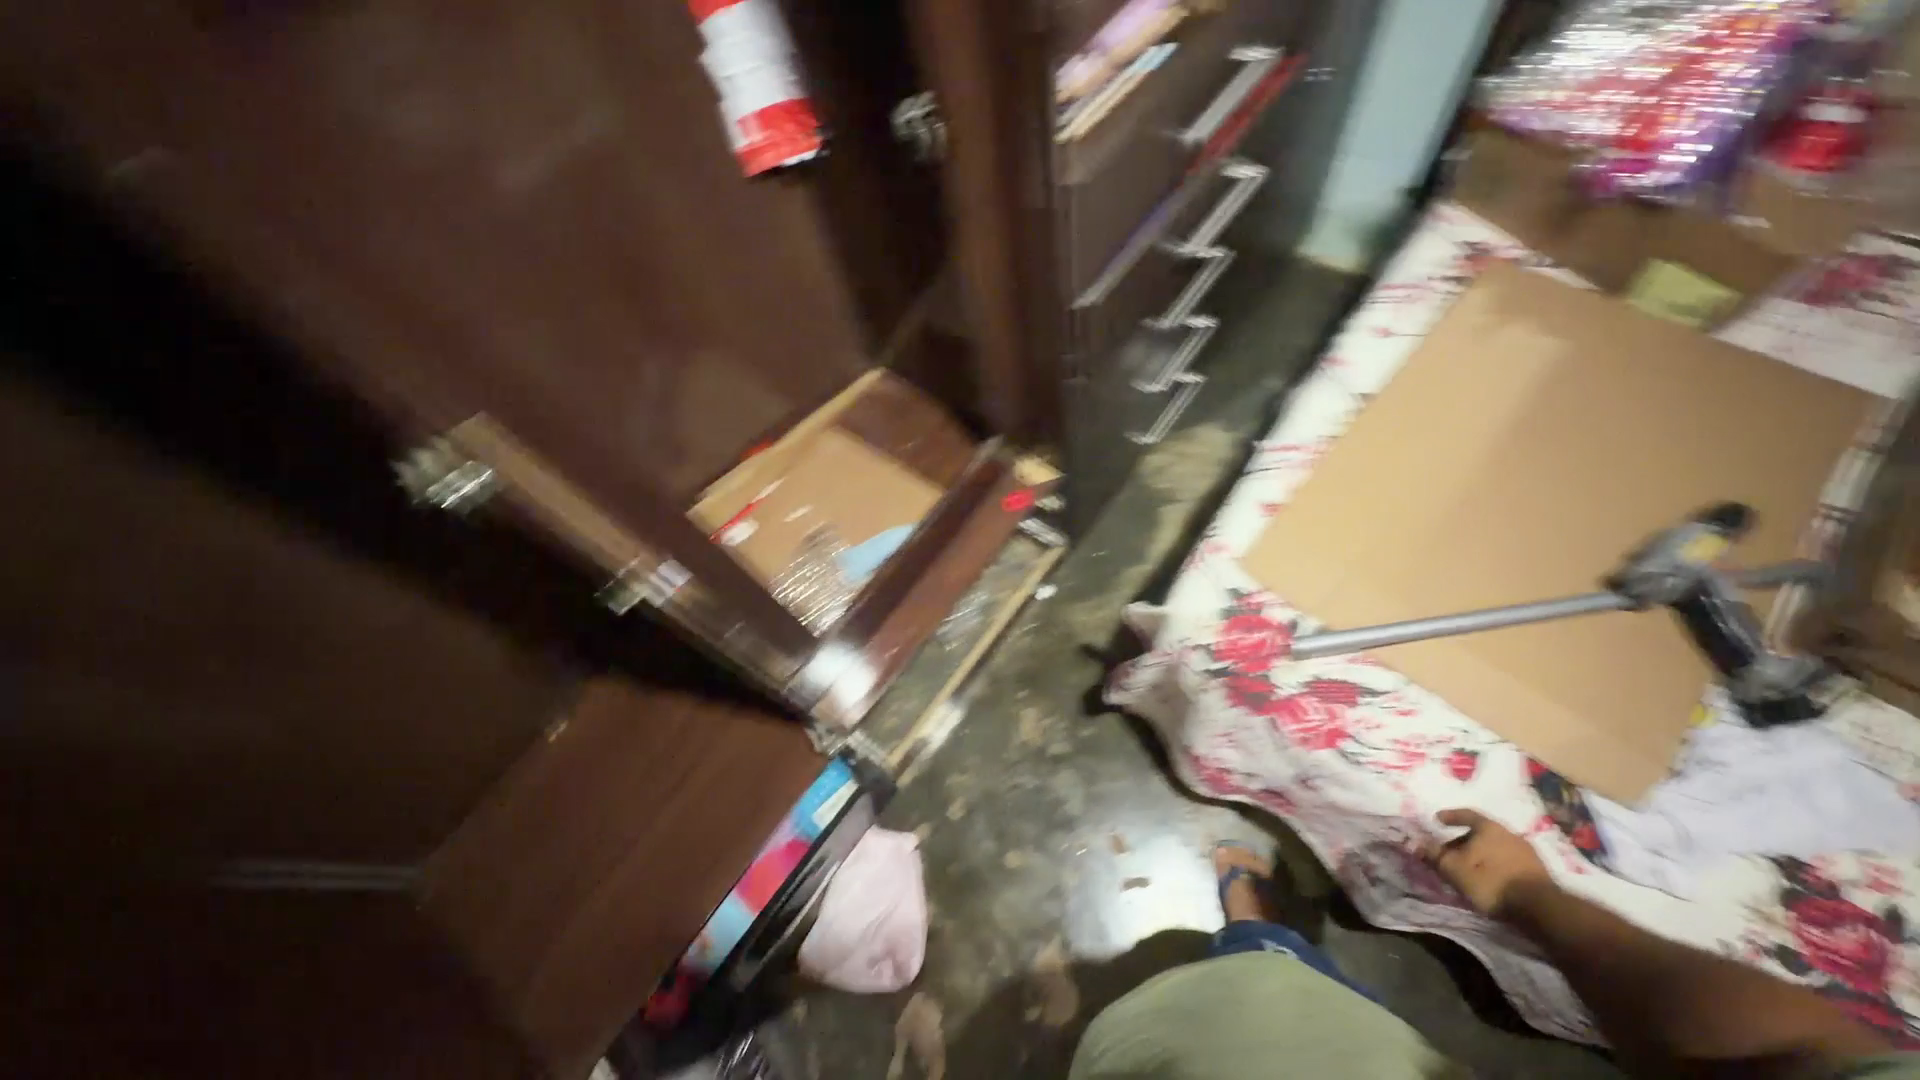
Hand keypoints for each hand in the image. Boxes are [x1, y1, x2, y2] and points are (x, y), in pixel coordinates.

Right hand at [1426, 809, 1555, 918]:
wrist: (1539, 907)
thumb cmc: (1490, 880)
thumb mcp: (1454, 868)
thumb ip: (1434, 855)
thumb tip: (1413, 843)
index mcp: (1489, 827)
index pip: (1467, 814)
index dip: (1450, 816)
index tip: (1437, 820)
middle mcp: (1509, 834)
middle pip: (1481, 833)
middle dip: (1463, 842)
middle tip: (1450, 854)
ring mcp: (1527, 852)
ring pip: (1496, 848)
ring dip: (1481, 856)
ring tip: (1469, 869)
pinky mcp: (1538, 871)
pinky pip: (1508, 862)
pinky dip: (1495, 866)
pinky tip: (1490, 880)